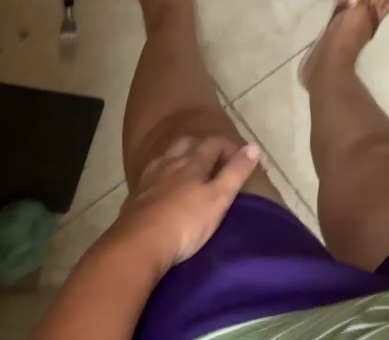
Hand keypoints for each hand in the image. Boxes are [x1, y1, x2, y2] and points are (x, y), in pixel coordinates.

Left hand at [109, 137, 261, 274]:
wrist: (137, 246)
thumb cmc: (185, 223)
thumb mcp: (218, 199)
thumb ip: (236, 172)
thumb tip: (253, 146)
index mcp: (193, 163)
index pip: (213, 143)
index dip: (228, 147)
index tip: (241, 158)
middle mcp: (170, 164)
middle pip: (187, 144)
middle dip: (201, 146)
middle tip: (213, 160)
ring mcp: (149, 179)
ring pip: (166, 158)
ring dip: (179, 158)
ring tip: (186, 169)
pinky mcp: (134, 198)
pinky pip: (150, 177)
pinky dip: (160, 176)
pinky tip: (160, 188)